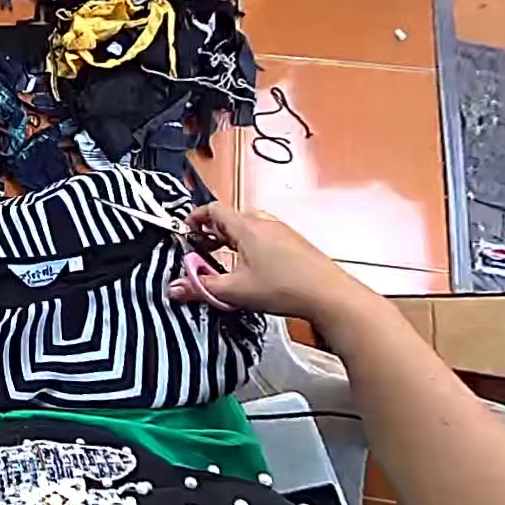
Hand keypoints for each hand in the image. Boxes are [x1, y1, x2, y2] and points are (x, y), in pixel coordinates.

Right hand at [168, 204, 374, 322]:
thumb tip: (174, 289)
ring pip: (248, 226)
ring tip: (224, 259)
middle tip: (201, 249)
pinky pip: (264, 235)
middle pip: (230, 217)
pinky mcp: (294, 243)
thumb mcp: (234, 290)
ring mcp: (282, 231)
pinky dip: (250, 244)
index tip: (187, 231)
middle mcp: (264, 223)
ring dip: (231, 238)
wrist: (329, 295)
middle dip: (212, 231)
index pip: (213, 209)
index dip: (196, 217)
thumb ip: (201, 287)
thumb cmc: (284, 287)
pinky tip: (252, 268)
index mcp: (246, 227)